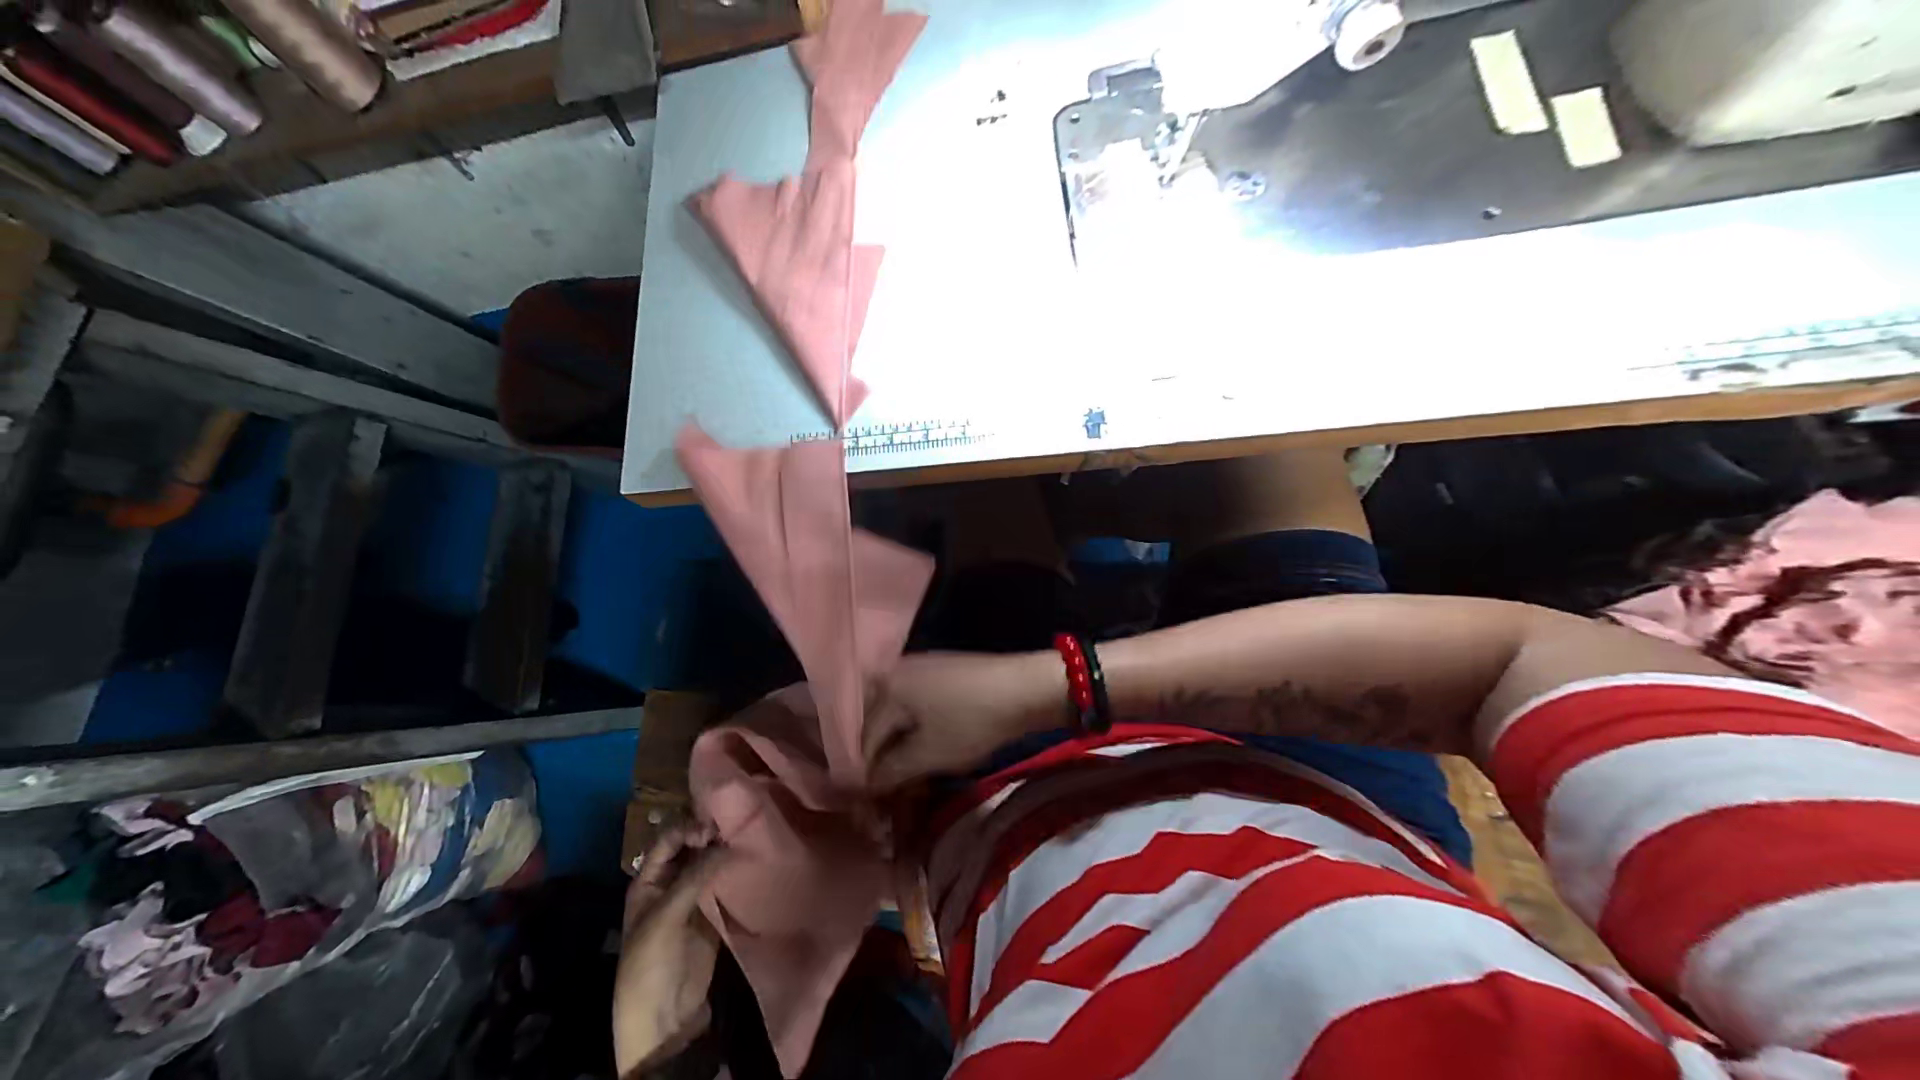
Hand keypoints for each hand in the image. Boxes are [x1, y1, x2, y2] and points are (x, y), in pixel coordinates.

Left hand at [613, 826, 727, 1077]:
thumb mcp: (666, 917)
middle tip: (736, 826)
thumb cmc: (651, 962)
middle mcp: (669, 883)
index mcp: (647, 881)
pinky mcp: (711, 911)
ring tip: (746, 835)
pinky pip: (721, 881)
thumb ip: (694, 877)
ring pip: (707, 862)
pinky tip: (749, 858)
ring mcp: (691, 897)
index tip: (714, 829)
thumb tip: (726, 842)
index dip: (689, 829)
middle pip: (689, 848)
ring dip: (722, 849)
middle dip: (709, 834)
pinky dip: (732, 868)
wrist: (664, 1015)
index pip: (668, 841)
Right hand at [862, 650, 1066, 789]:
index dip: (868, 778)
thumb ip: (892, 771)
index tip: (876, 808)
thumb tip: (867, 784)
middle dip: (883, 762)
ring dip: (899, 748)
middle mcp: (894, 671)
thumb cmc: (972, 721)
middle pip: (878, 727)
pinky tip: (925, 750)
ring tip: (911, 777)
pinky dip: (915, 731)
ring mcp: (918, 668)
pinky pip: (914, 706)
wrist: (1026, 687)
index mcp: (885, 688)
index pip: (865, 742)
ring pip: (897, 718)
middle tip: (894, 795)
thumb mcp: (929, 754)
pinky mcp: (939, 672)